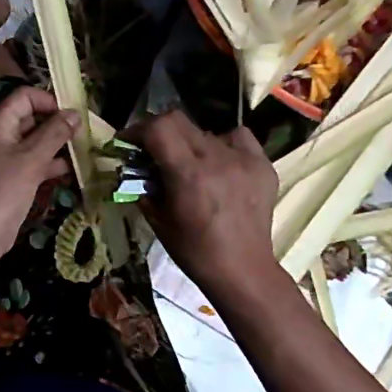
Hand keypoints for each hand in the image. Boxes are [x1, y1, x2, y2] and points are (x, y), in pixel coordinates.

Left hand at [0, 86, 77, 260]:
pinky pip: (35, 162)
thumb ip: (54, 133)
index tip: (73, 113)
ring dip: (58, 143)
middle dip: (57, 122)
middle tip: (86, 131)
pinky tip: (74, 169)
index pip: (24, 96)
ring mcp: (6, 157)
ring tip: (86, 148)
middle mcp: (1, 136)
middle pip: (32, 117)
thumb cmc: (2, 190)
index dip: (48, 100)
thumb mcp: (31, 159)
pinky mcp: (13, 177)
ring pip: (36, 141)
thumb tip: (74, 113)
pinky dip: (53, 163)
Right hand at [131, 110, 280, 292]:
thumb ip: (144, 186)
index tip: (128, 142)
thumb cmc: (194, 250)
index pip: (159, 128)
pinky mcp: (263, 165)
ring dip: (189, 141)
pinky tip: (219, 162)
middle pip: (179, 121)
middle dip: (159, 131)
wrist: (243, 270)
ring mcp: (244, 159)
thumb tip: (134, 168)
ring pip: (206, 130)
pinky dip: (222, 143)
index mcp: (188, 174)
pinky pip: (237, 138)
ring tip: (188, 163)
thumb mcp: (157, 219)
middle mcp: (217, 159)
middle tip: (152, 149)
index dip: (137, 130)